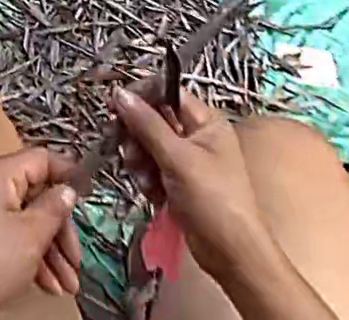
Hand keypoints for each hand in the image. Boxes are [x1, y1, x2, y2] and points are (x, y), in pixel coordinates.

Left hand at [0, 147, 83, 319]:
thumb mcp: (31, 233)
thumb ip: (54, 208)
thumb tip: (68, 190)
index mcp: (2, 172)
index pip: (42, 159)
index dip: (68, 174)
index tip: (90, 194)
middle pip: (40, 194)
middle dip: (62, 229)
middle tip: (76, 259)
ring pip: (33, 220)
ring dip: (54, 251)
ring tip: (69, 284)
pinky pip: (20, 238)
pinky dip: (38, 258)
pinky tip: (51, 285)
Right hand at [114, 87, 276, 281]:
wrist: (232, 256)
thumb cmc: (212, 200)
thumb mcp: (178, 157)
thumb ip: (146, 123)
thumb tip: (120, 93)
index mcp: (206, 121)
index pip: (167, 92)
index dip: (141, 97)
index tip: (116, 107)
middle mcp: (196, 135)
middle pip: (153, 119)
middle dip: (138, 136)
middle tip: (130, 152)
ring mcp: (188, 159)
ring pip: (149, 144)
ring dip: (141, 160)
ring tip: (145, 180)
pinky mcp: (178, 181)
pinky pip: (152, 167)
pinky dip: (148, 178)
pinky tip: (152, 193)